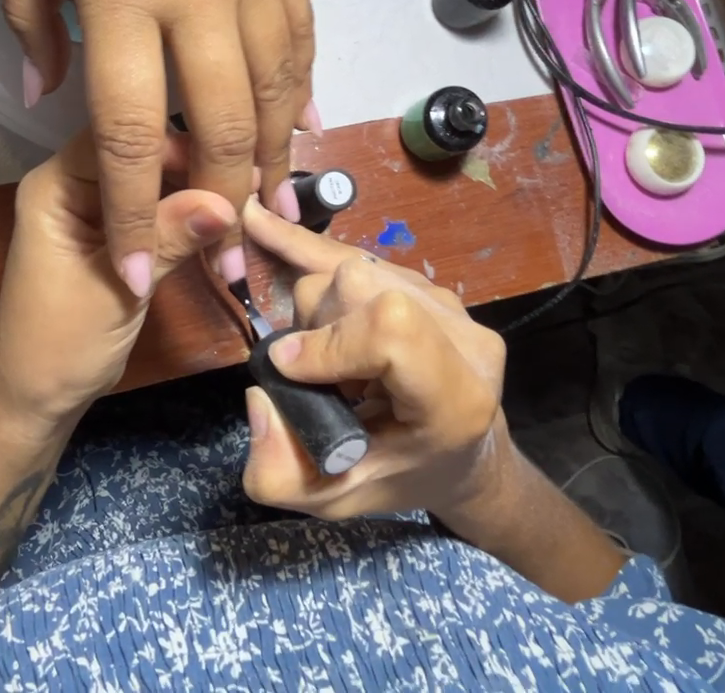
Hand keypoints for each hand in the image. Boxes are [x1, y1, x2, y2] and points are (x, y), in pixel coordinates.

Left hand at [0, 128, 236, 437]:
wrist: (37, 401)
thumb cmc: (61, 347)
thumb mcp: (118, 290)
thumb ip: (168, 239)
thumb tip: (226, 201)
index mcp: (55, 187)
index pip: (121, 141)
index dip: (179, 146)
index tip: (237, 163)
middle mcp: (74, 185)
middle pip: (144, 157)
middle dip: (198, 171)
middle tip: (259, 187)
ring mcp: (96, 209)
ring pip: (158, 184)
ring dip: (201, 196)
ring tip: (255, 202)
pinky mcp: (116, 232)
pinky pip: (159, 210)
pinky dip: (192, 218)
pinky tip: (231, 222)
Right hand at [238, 199, 511, 521]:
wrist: (465, 453)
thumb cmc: (406, 478)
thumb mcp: (337, 502)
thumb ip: (282, 474)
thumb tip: (259, 395)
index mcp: (455, 396)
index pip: (391, 329)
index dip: (329, 342)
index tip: (287, 368)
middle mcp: (463, 335)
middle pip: (355, 287)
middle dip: (312, 325)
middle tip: (315, 373)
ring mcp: (448, 300)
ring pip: (351, 267)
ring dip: (317, 306)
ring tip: (327, 353)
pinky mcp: (424, 281)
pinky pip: (357, 254)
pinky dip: (306, 249)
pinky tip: (262, 224)